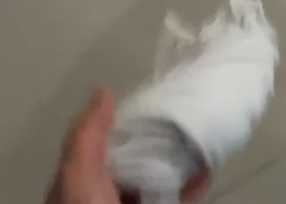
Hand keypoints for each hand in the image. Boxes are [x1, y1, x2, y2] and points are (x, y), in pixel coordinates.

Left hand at [46, 89, 210, 203]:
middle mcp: (105, 201)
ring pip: (159, 180)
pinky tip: (206, 169)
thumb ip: (87, 138)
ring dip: (181, 160)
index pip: (101, 146)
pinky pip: (178, 197)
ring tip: (202, 138)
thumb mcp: (78, 179)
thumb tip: (103, 92)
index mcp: (79, 189)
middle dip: (159, 138)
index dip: (124, 122)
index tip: (152, 101)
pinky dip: (192, 184)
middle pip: (133, 161)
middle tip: (185, 114)